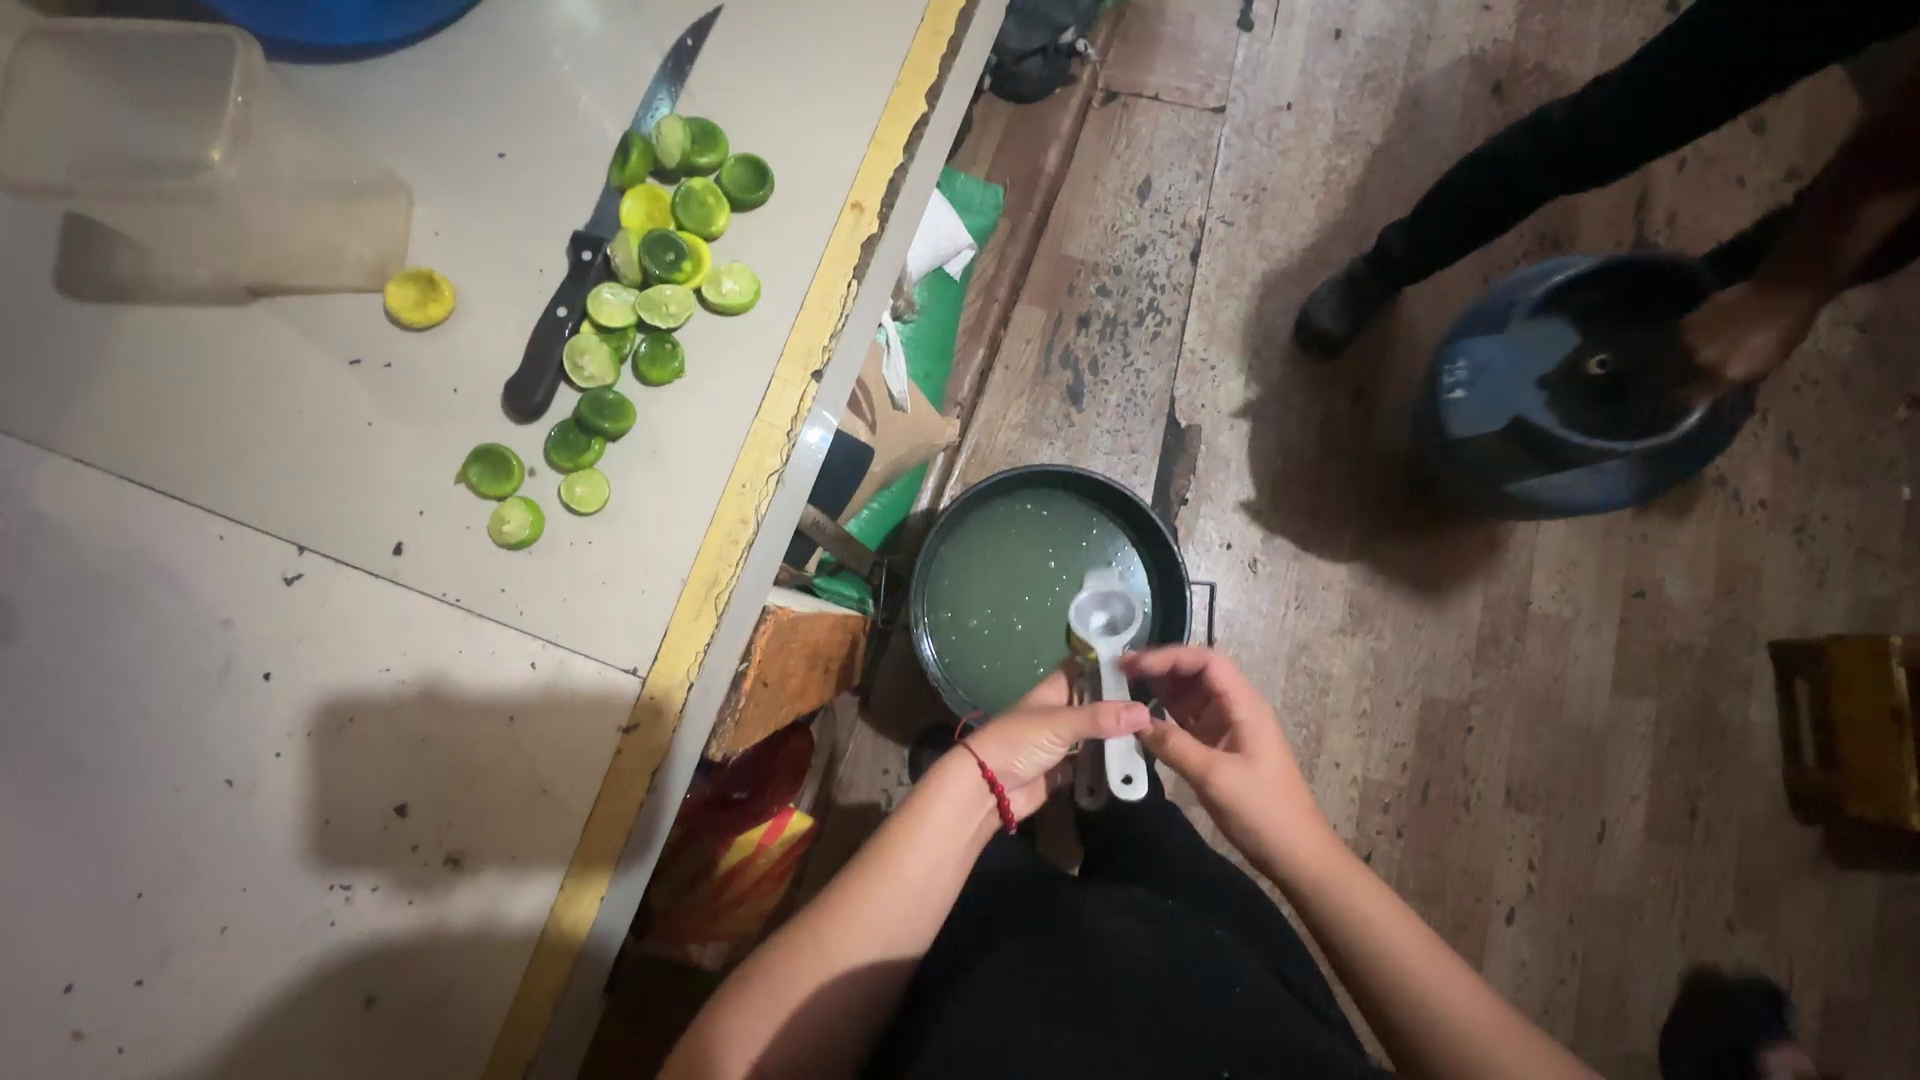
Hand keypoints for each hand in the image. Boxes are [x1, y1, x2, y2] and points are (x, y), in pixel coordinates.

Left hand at [957, 668, 1149, 818]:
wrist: (987, 787)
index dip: (1106, 663)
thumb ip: (1100, 718)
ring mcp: (1061, 743)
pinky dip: (1109, 764)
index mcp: (1054, 691)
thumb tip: (1144, 711)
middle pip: (1094, 703)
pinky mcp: (1064, 770)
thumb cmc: (1017, 741)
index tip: (1142, 662)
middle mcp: (1059, 712)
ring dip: (1118, 736)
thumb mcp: (1059, 722)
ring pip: (1096, 734)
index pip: (1082, 668)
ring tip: (1156, 732)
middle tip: (1160, 703)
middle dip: (1121, 704)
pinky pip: (1092, 764)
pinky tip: (1136, 763)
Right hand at [1127, 646, 1336, 869]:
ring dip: (1158, 690)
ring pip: (1188, 697)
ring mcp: (1226, 729)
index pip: (1206, 662)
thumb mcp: (1215, 776)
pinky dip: (1162, 717)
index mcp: (1244, 705)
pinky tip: (1138, 719)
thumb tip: (1133, 721)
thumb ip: (1173, 745)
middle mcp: (1235, 709)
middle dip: (1159, 668)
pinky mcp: (1217, 749)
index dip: (1169, 657)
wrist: (1295, 854)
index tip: (1133, 664)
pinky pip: (1185, 722)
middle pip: (1195, 674)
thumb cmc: (1263, 811)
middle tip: (1118, 672)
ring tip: (1121, 687)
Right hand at [1676, 280, 1824, 402]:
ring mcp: (1688, 341)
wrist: (1782, 293)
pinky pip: (1679, 341)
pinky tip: (1702, 337)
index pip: (1687, 397)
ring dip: (1682, 361)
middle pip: (1675, 379)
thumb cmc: (1785, 332)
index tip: (1685, 400)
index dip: (1685, 399)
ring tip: (1694, 357)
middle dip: (1680, 381)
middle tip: (1687, 379)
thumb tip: (1713, 391)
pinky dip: (1687, 343)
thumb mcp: (1766, 364)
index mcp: (1721, 374)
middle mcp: (1698, 360)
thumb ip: (1734, 380)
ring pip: (1674, 360)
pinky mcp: (1684, 323)